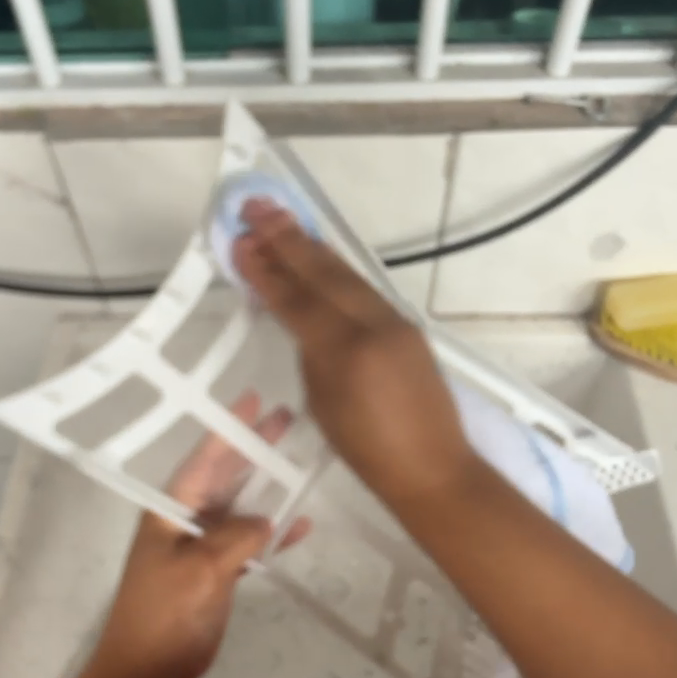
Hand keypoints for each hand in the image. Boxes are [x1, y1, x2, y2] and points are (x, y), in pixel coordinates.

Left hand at [91, 391, 310, 677]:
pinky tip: (300, 523)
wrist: (147, 669)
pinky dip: (272, 534)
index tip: (252, 400)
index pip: (203, 460)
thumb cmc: (165, 612)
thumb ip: (238, 537)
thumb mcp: (202, 568)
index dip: (228, 430)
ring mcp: (203, 547)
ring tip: (299, 461)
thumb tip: (267, 520)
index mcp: (170, 510)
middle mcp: (186, 520)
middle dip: (253, 449)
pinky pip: (249, 543)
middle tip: (285, 419)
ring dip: (267, 487)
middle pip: (225, 476)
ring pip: (241, 507)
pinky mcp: (217, 572)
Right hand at [232, 200, 482, 507]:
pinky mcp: (409, 327)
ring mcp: (397, 322)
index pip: (297, 302)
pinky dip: (338, 272)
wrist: (435, 469)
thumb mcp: (324, 406)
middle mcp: (374, 326)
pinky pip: (366, 291)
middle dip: (289, 239)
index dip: (266, 271)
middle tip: (258, 208)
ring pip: (348, 275)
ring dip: (313, 247)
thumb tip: (303, 319)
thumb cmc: (370, 453)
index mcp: (346, 353)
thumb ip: (313, 355)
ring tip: (283, 220)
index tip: (241, 242)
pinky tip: (322, 260)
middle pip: (325, 274)